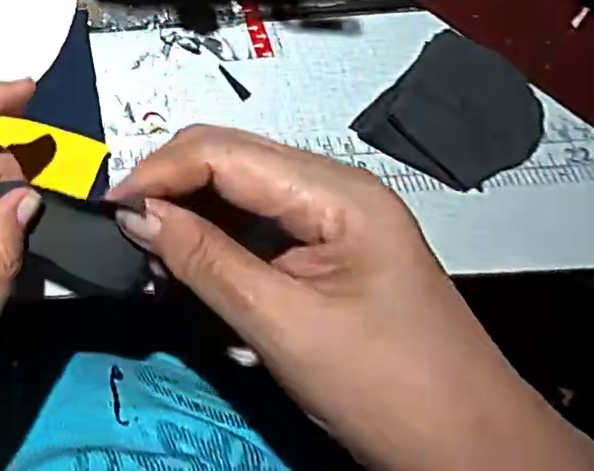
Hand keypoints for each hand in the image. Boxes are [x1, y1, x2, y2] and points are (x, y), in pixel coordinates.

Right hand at [109, 126, 593, 470]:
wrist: (480, 457)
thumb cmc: (393, 393)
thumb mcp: (285, 327)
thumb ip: (205, 262)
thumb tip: (138, 216)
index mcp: (334, 190)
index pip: (226, 152)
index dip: (162, 170)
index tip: (113, 203)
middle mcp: (332, 183)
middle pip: (231, 154)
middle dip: (172, 179)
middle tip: (126, 220)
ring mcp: (332, 208)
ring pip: (239, 181)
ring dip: (190, 203)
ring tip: (149, 237)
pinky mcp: (327, 238)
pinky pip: (256, 213)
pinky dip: (215, 226)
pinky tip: (189, 250)